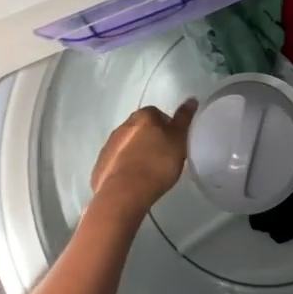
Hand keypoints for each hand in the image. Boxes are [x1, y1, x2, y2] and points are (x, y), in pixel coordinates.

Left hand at [90, 100, 195, 217]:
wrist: (124, 193)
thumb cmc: (157, 164)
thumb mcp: (178, 141)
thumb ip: (184, 119)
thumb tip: (191, 99)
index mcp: (143, 116)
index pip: (158, 114)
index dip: (167, 129)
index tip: (173, 145)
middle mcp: (123, 125)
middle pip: (141, 128)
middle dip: (150, 139)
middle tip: (162, 158)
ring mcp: (109, 145)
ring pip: (127, 145)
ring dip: (136, 153)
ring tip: (147, 173)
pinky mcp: (100, 165)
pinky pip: (116, 162)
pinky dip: (124, 167)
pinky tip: (132, 182)